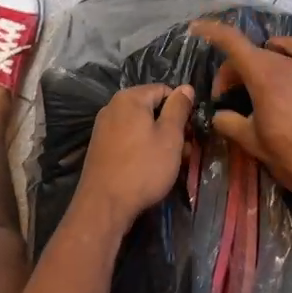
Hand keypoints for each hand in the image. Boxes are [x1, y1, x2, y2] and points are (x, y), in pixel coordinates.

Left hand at [72, 84, 194, 230]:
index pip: (164, 90)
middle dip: (170, 127)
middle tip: (185, 151)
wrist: (104, 205)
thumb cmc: (143, 167)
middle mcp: (113, 107)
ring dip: (159, 140)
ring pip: (140, 126)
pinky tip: (151, 168)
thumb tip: (186, 87)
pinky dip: (142, 149)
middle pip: (151, 108)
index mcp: (130, 98)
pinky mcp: (101, 147)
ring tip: (172, 163)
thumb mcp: (170, 136)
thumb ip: (179, 108)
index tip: (190, 131)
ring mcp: (104, 127)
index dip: (181, 108)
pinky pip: (128, 139)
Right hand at [195, 21, 291, 204]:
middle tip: (223, 99)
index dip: (212, 31)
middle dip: (230, 72)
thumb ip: (231, 125)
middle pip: (248, 54)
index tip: (195, 28)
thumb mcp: (254, 144)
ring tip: (247, 89)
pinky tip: (280, 58)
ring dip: (252, 67)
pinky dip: (285, 49)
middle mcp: (282, 65)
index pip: (232, 42)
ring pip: (269, 56)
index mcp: (263, 76)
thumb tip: (218, 116)